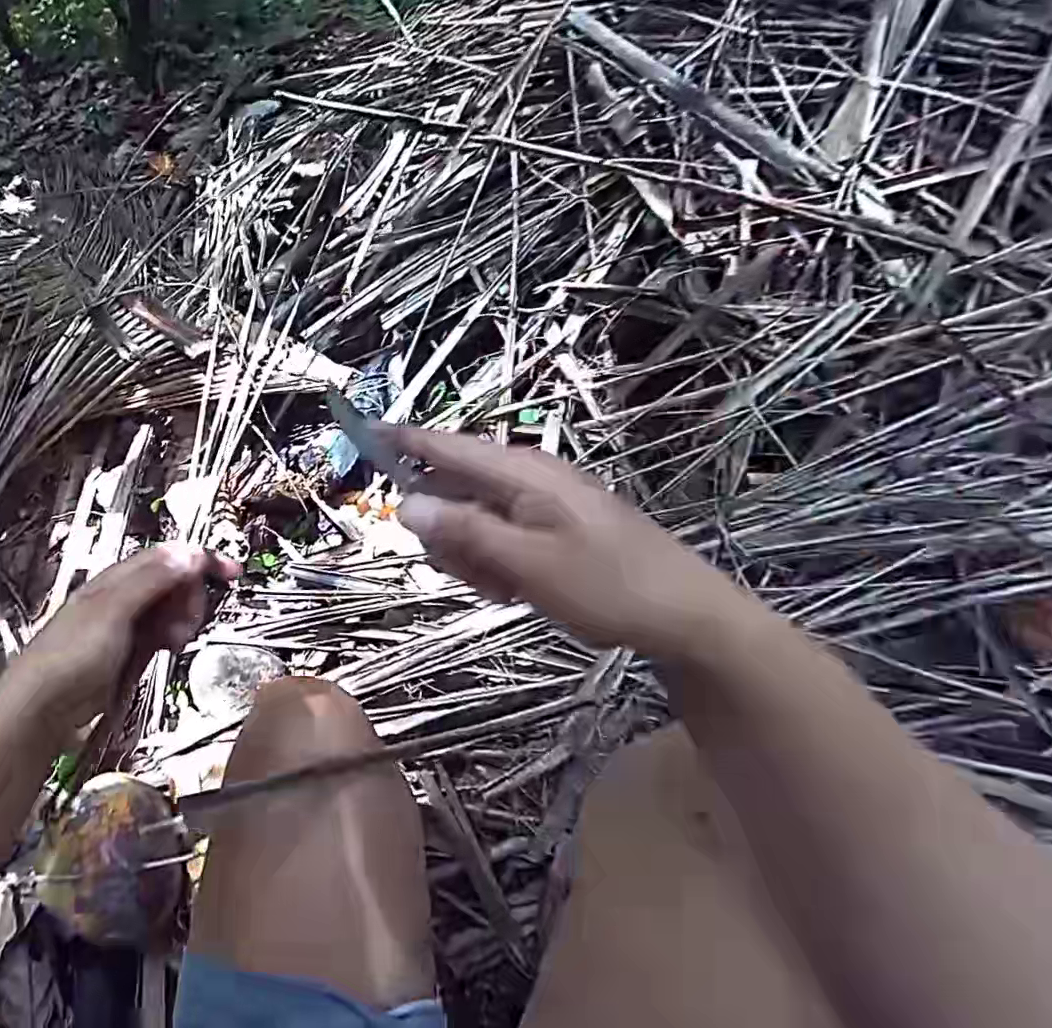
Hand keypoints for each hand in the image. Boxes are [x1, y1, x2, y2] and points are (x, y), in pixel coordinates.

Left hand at [7, 544, 240, 735]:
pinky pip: (160, 633)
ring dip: (182, 619)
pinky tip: (172, 648)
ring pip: (169, 609)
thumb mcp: (112, 611)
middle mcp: (122, 596)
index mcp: (116, 578)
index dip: (200, 560)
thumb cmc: (71, 654)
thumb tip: (187, 553)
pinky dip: (172, 636)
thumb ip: (151, 581)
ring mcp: (125, 624)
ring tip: (177, 641)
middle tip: (189, 622)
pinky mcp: (128, 651)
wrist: (42, 706)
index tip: (231, 572)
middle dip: (190, 596)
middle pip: (173, 582)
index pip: (167, 557)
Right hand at [384, 427, 750, 658]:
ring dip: (468, 553)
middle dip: (443, 530)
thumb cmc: (609, 586)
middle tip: (467, 570)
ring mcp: (538, 504)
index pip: (447, 446)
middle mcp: (526, 480)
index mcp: (522, 474)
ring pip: (469, 519)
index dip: (402, 439)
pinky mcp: (547, 527)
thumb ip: (463, 531)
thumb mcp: (527, 563)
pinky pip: (494, 535)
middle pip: (451, 489)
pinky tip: (513, 588)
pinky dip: (490, 561)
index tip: (362, 431)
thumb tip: (403, 504)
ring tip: (500, 585)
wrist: (688, 620)